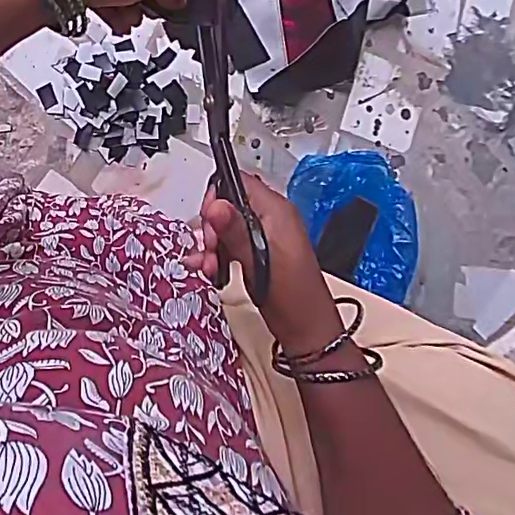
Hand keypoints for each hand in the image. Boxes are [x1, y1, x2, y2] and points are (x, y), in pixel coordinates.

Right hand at [189, 172, 346, 356]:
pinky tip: (211, 268)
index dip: (216, 197)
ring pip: (224, 226)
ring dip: (211, 244)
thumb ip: (235, 231)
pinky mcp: (257, 251)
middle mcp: (270, 219)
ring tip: (209, 264)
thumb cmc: (294, 299)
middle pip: (226, 205)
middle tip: (210, 248)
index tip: (207, 221)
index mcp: (276, 212)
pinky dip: (217, 254)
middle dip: (211, 227)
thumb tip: (215, 205)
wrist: (307, 332)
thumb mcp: (259, 262)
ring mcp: (264, 235)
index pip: (237, 182)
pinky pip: (230, 243)